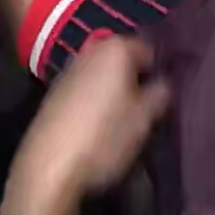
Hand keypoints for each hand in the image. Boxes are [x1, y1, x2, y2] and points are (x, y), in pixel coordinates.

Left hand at [8, 36, 169, 205]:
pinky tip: (97, 125)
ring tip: (124, 120)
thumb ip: (162, 92)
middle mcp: (93, 47)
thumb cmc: (103, 137)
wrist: (46, 168)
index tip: (168, 96)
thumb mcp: (144, 119)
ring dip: (116, 90)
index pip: (152, 50)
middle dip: (138, 80)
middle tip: (148, 110)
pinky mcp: (55, 89)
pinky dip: (96, 99)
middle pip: (126, 60)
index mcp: (117, 46)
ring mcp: (71, 67)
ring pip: (105, 73)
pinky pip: (86, 86)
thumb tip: (166, 81)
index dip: (163, 72)